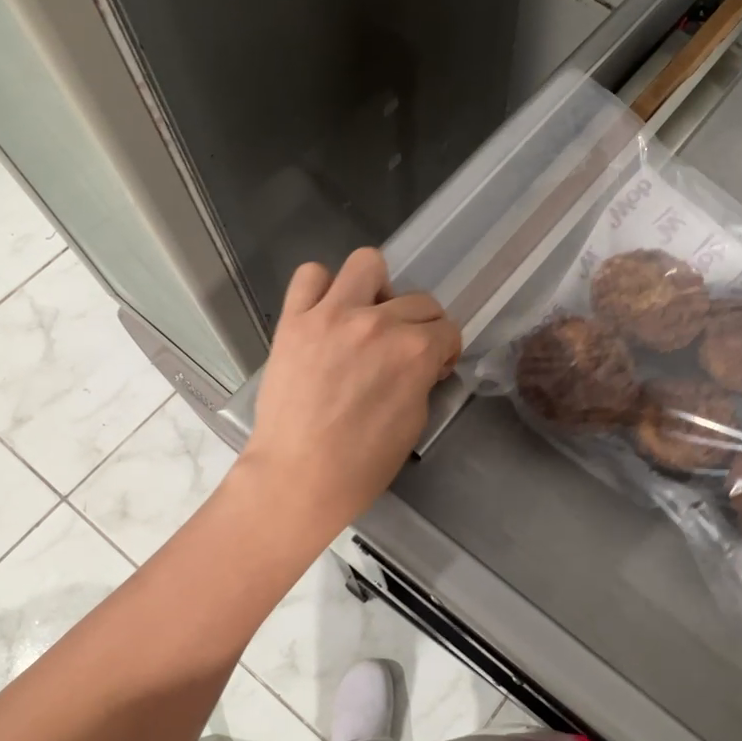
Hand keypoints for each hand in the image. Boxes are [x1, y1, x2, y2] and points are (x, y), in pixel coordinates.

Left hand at [240, 249, 460, 532]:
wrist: (298, 477)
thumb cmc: (362, 464)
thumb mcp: (414, 422)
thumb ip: (421, 379)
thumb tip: (420, 365)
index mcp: (414, 351)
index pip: (447, 330)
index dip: (445, 352)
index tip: (432, 369)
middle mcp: (378, 322)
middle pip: (418, 301)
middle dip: (421, 326)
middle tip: (402, 353)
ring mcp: (332, 315)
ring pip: (367, 263)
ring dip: (376, 289)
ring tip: (366, 317)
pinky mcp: (294, 320)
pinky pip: (310, 276)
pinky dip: (321, 289)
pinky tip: (325, 314)